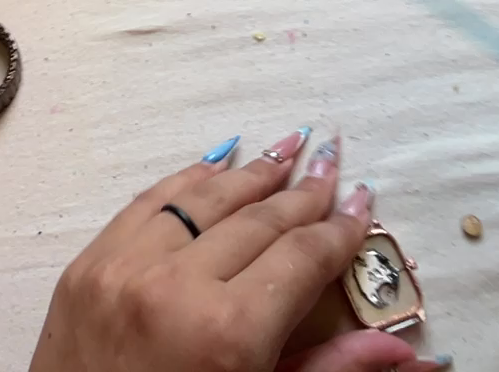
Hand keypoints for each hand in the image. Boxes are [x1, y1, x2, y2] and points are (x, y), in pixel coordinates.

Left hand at [28, 130, 449, 371]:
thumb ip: (331, 371)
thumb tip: (410, 354)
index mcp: (227, 334)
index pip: (299, 258)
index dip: (337, 229)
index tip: (362, 202)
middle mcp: (175, 285)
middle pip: (256, 220)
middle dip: (301, 193)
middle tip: (331, 162)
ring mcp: (125, 266)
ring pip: (202, 198)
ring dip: (249, 172)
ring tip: (286, 148)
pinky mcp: (88, 261)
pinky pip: (147, 202)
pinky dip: (186, 180)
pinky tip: (216, 163)